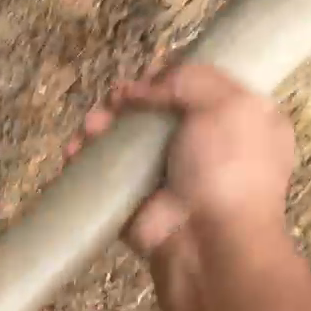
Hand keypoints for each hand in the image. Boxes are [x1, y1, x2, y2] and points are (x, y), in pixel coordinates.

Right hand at [76, 64, 295, 260]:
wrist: (205, 236)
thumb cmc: (229, 168)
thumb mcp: (230, 106)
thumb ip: (191, 80)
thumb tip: (142, 85)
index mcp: (236, 120)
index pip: (197, 86)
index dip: (168, 75)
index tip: (148, 76)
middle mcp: (198, 142)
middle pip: (151, 109)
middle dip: (125, 101)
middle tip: (112, 102)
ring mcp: (160, 170)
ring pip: (120, 136)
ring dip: (99, 126)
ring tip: (90, 128)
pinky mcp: (128, 193)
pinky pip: (98, 169)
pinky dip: (82, 157)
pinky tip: (74, 152)